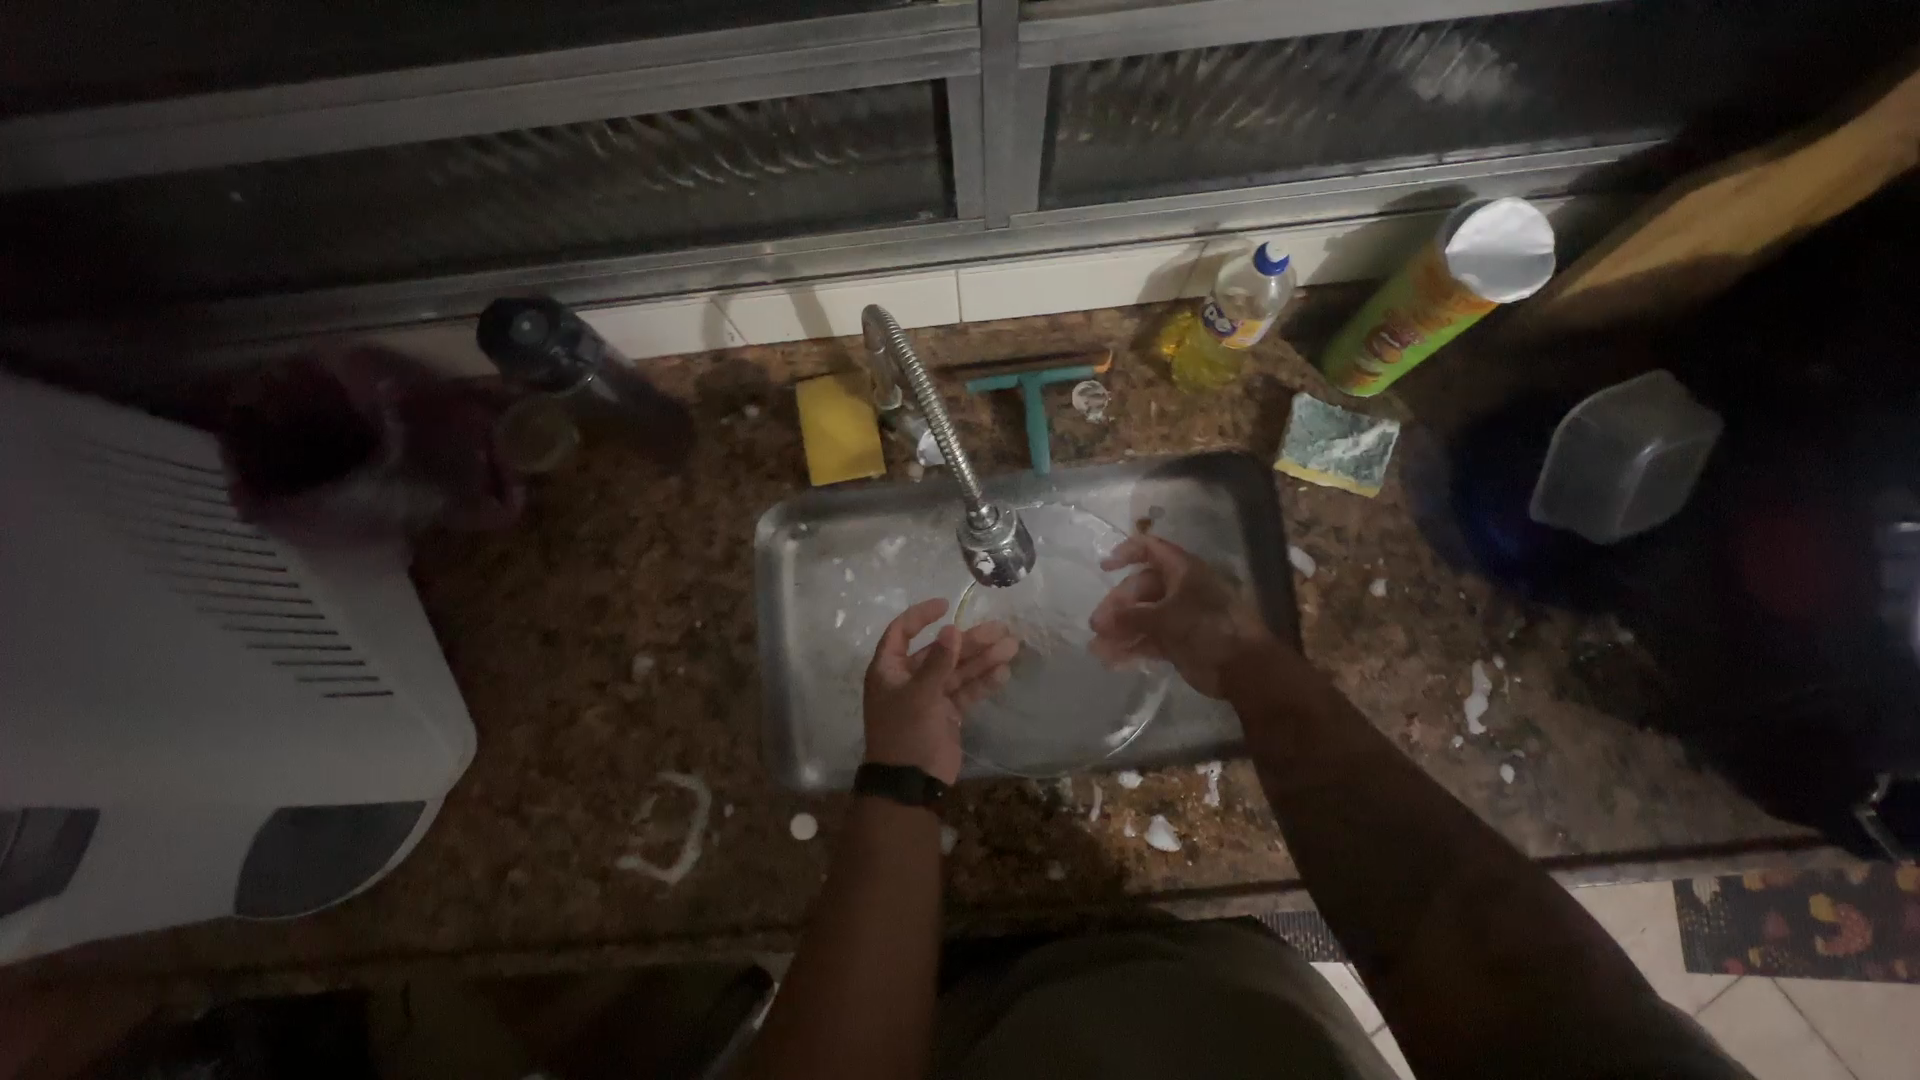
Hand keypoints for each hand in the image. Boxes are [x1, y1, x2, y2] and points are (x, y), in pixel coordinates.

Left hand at [864, 598, 1019, 783]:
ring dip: (983, 659)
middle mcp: (909, 679)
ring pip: (958, 670)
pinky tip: (1003, 672)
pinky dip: (983, 682)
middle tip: (1000, 629)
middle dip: (969, 640)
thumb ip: (938, 662)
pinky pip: (966, 691)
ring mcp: (930, 696)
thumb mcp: (919, 695)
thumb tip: (952, 629)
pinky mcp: (947, 713)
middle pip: (941, 651)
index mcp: (889, 670)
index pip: (902, 632)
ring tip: (1012, 646)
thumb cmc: (904, 733)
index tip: (946, 605)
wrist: (909, 783)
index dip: (921, 616)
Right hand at [1088, 534, 1275, 697]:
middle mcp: (1180, 589)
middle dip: (1116, 606)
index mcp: (1182, 571)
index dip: (1126, 552)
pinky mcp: (1178, 642)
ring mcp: (1179, 616)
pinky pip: (1148, 640)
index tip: (1104, 567)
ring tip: (1098, 650)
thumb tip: (1100, 622)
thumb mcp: (1165, 617)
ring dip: (1119, 632)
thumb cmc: (1208, 628)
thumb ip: (1130, 617)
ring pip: (1142, 618)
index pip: (1151, 549)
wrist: (1243, 667)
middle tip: (1098, 626)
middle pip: (1140, 588)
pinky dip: (1131, 649)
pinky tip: (1113, 661)